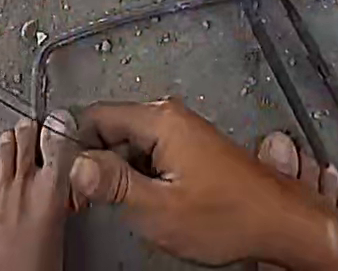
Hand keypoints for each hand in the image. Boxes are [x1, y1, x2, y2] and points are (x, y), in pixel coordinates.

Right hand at [66, 99, 337, 269]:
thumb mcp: (159, 208)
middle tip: (83, 197)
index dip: (75, 143)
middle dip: (95, 159)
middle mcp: (169, 116)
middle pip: (114, 127)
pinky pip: (150, 152)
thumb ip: (115, 184)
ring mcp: (180, 130)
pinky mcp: (189, 147)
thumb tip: (76, 163)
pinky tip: (140, 201)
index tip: (62, 173)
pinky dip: (137, 173)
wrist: (275, 221)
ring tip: (112, 204)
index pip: (99, 116)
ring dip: (116, 170)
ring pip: (131, 143)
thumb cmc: (223, 215)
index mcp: (160, 120)